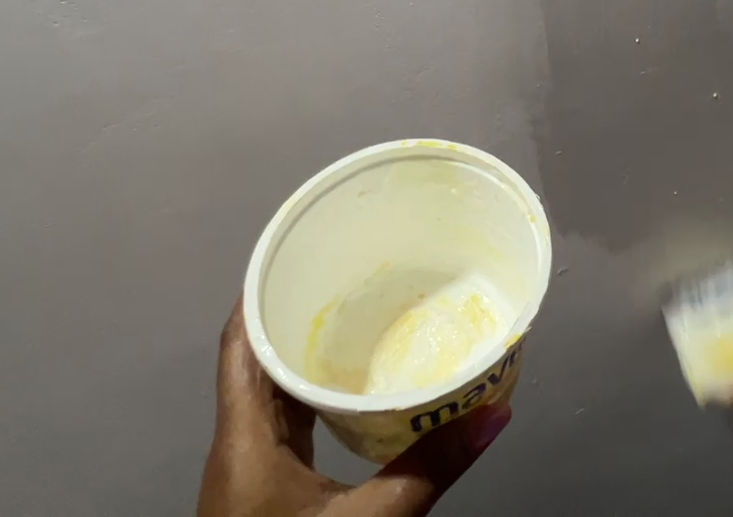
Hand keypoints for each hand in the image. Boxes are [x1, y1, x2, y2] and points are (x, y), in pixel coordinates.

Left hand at [198, 300, 510, 516]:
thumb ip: (430, 468)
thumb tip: (495, 413)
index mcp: (243, 437)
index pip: (238, 341)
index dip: (261, 289)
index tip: (302, 248)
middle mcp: (236, 441)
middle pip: (252, 355)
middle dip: (293, 308)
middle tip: (348, 271)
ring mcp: (246, 464)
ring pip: (267, 384)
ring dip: (301, 347)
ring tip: (355, 310)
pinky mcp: (262, 483)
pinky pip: (282, 415)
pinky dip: (309, 388)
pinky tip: (348, 381)